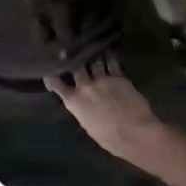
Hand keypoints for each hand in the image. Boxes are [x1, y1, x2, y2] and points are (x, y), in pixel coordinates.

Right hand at [44, 57, 176, 172]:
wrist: (134, 133)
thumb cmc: (110, 138)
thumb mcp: (88, 125)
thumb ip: (83, 109)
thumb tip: (84, 103)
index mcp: (74, 102)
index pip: (55, 83)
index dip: (51, 75)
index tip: (50, 69)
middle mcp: (85, 86)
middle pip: (76, 66)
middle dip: (74, 58)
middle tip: (72, 49)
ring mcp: (102, 79)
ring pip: (94, 61)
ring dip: (93, 55)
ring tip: (92, 46)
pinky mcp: (119, 77)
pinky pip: (112, 63)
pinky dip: (109, 57)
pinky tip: (109, 51)